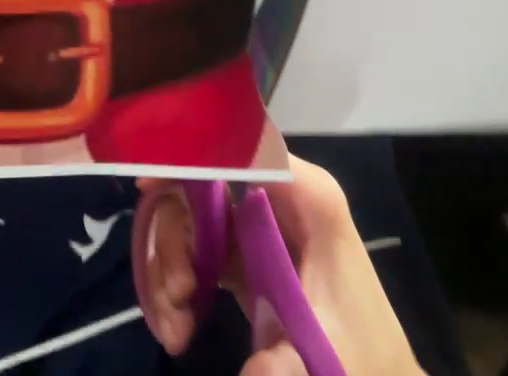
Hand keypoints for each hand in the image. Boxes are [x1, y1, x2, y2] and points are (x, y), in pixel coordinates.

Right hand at [137, 157, 421, 375]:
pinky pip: (193, 248)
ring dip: (168, 269)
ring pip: (188, 218)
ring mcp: (256, 222)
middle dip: (174, 240)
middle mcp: (276, 197)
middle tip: (176, 294)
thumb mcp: (327, 354)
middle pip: (200, 186)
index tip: (146, 188)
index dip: (190, 157)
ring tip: (176, 329)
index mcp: (306, 198)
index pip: (241, 152)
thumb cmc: (361, 356)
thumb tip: (256, 374)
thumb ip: (289, 363)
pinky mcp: (243, 250)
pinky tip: (180, 328)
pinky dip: (176, 283)